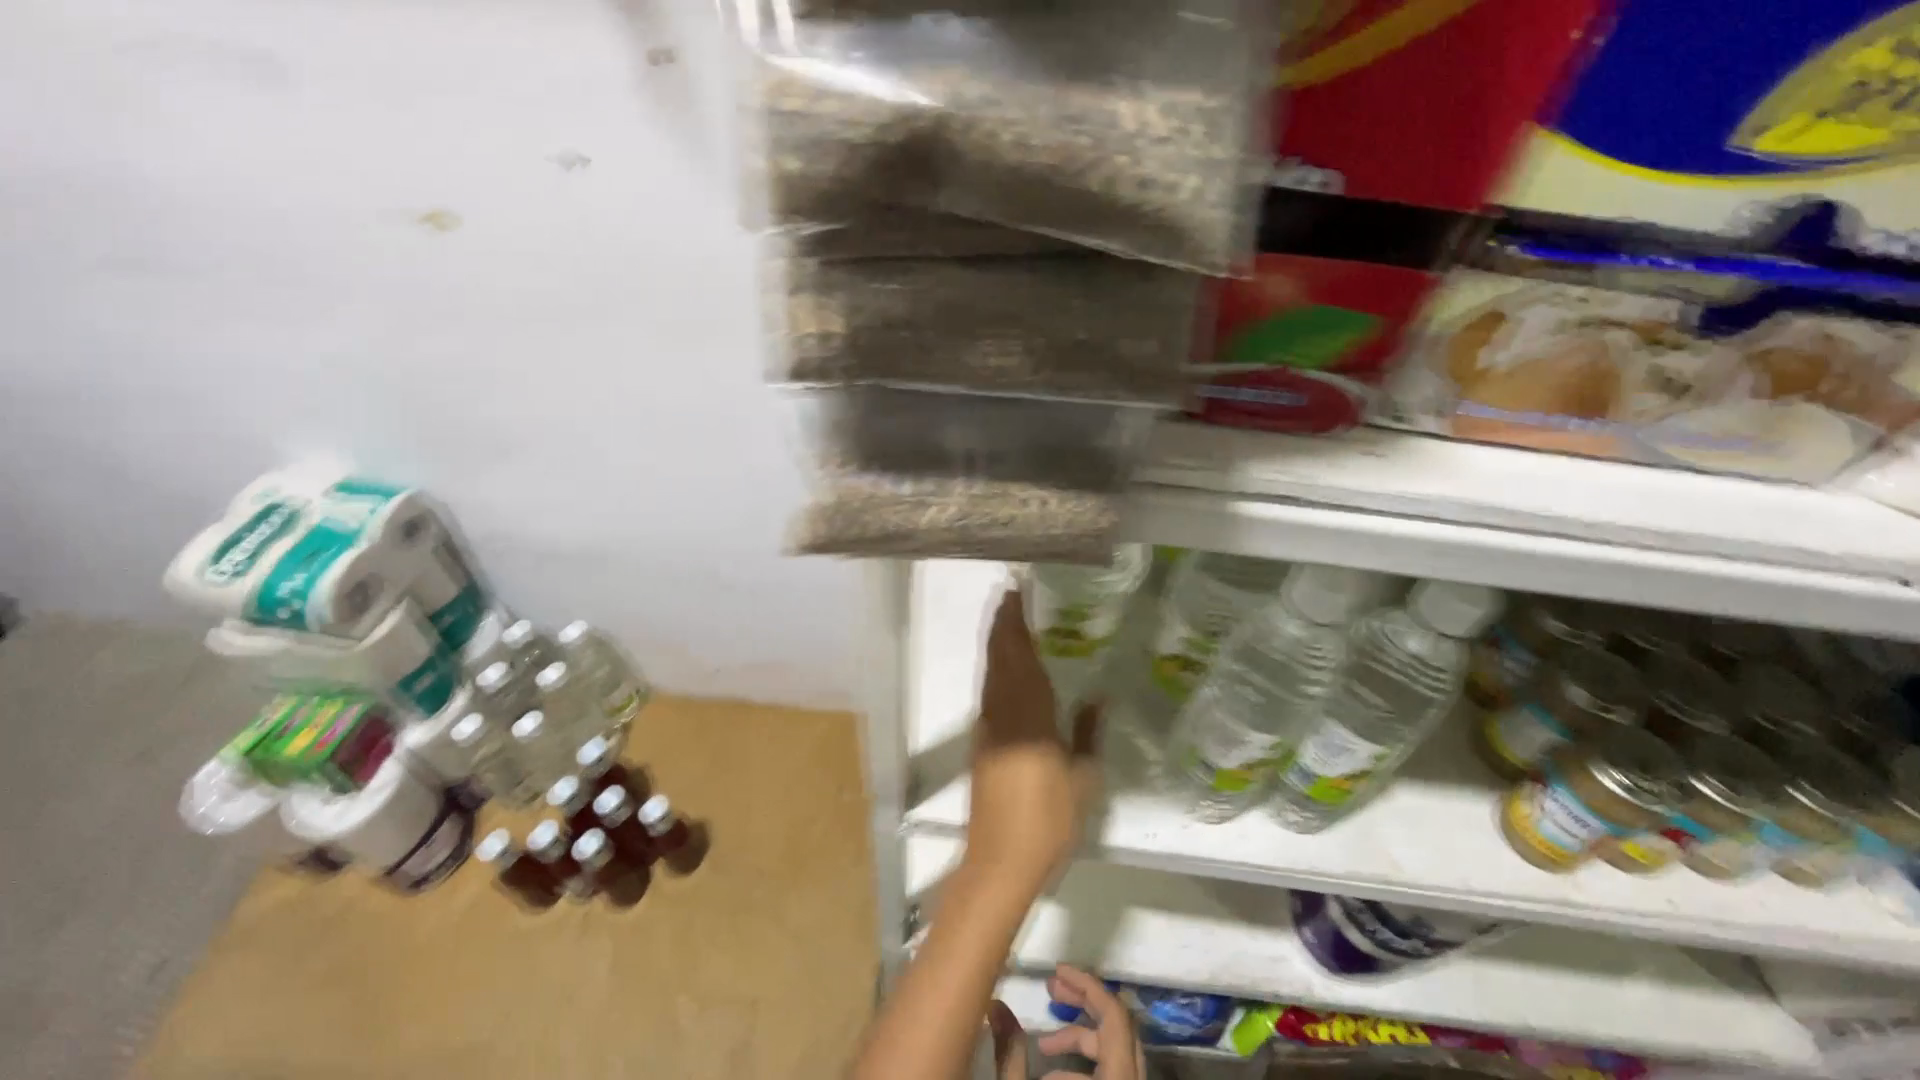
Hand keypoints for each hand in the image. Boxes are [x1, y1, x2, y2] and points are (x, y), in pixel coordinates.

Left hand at [964, 587, 1102, 894]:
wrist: (1000, 861)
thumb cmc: (1049, 821)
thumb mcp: (1083, 778)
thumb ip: (1087, 733)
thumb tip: (1097, 696)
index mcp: (1031, 716)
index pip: (1022, 657)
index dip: (1018, 624)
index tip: (1017, 594)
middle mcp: (1003, 714)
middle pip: (999, 659)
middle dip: (1002, 625)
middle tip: (1009, 595)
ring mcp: (988, 730)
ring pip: (990, 675)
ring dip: (996, 644)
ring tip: (1005, 620)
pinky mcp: (982, 746)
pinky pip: (988, 694)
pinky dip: (995, 671)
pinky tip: (1005, 671)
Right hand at [989, 965, 1145, 1079]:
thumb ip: (1011, 1054)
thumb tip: (995, 1006)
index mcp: (1117, 1077)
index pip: (1115, 1016)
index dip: (1087, 986)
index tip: (1056, 970)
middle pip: (1119, 1026)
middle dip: (1084, 1002)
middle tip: (1051, 988)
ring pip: (1116, 1050)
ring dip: (1080, 1036)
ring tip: (1043, 1041)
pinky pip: (1115, 1070)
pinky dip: (1087, 1062)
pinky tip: (1052, 1072)